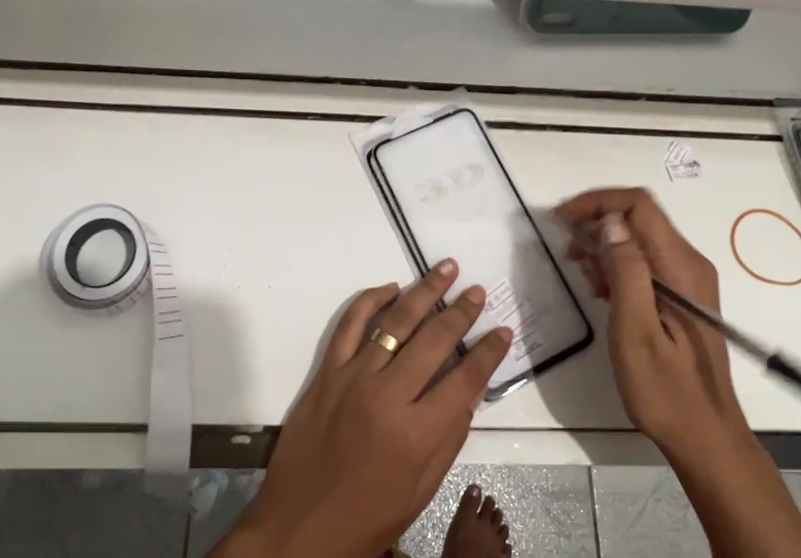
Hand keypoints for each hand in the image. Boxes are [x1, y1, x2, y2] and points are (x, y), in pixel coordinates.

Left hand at [220, 259, 512, 557]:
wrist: (297, 530)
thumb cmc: (366, 520)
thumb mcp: (420, 493)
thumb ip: (448, 440)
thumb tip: (468, 394)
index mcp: (416, 433)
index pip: (464, 379)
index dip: (488, 353)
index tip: (503, 330)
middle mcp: (387, 396)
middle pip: (434, 340)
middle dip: (461, 312)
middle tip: (477, 291)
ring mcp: (352, 378)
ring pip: (395, 321)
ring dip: (424, 291)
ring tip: (446, 269)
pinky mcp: (325, 373)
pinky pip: (349, 325)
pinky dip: (370, 300)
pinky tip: (391, 288)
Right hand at [557, 187, 744, 454]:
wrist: (704, 437)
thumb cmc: (665, 390)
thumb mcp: (635, 331)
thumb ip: (625, 271)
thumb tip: (609, 222)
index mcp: (681, 267)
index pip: (638, 206)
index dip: (597, 202)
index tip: (560, 219)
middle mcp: (689, 263)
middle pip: (639, 217)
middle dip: (597, 220)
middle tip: (564, 246)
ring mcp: (688, 279)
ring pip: (640, 238)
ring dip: (604, 243)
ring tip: (577, 268)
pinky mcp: (681, 296)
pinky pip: (645, 261)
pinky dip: (616, 263)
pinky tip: (598, 287)